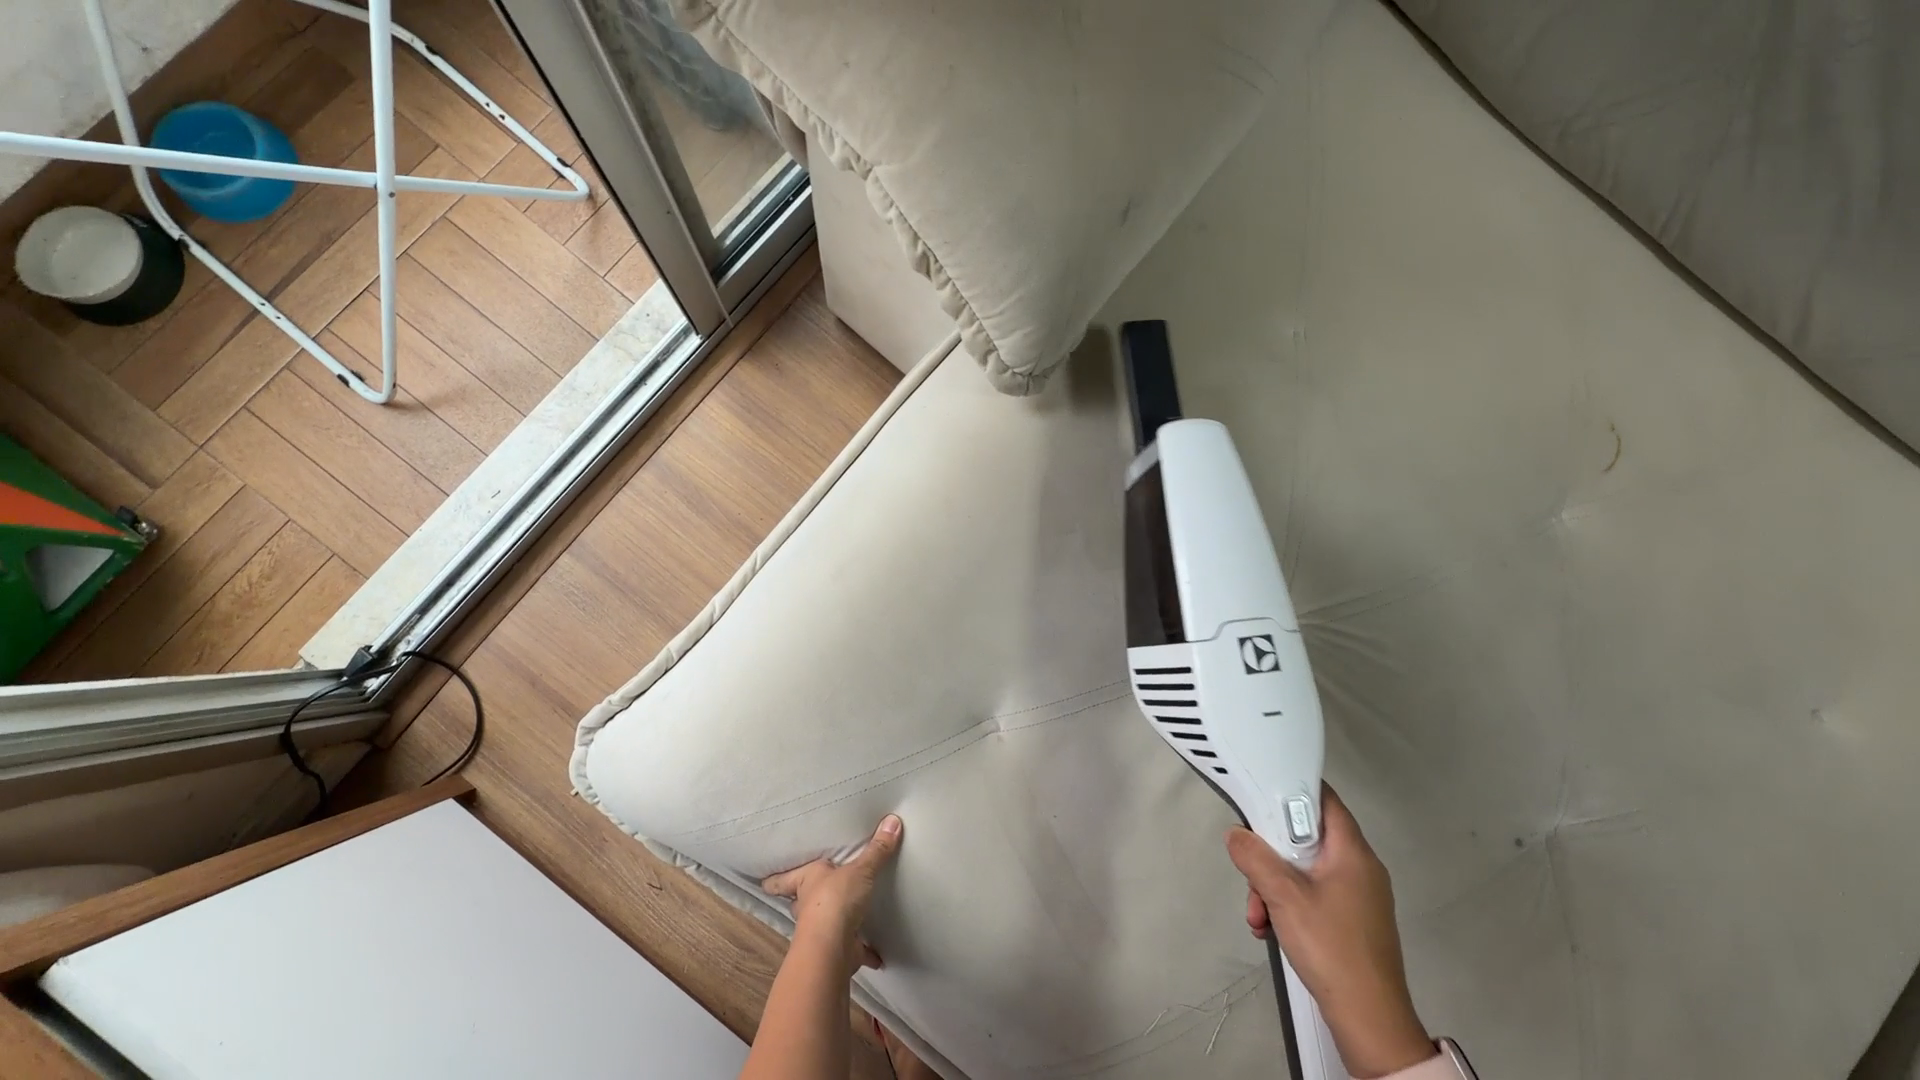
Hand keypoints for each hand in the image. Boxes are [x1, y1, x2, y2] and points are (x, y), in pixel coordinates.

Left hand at [763, 815, 903, 970]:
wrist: (833, 947)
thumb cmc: (835, 900)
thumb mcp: (860, 870)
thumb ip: (877, 850)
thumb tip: (893, 820)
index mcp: (806, 881)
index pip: (781, 880)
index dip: (773, 881)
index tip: (763, 882)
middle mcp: (807, 906)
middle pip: (800, 902)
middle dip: (806, 901)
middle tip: (812, 895)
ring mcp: (820, 930)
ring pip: (822, 924)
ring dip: (833, 923)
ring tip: (846, 916)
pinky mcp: (837, 950)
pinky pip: (853, 948)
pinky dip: (864, 951)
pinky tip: (878, 954)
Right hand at [1226, 786, 1433, 1079]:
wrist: (1369, 1016)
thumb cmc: (1330, 946)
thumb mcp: (1284, 897)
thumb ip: (1255, 859)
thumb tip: (1236, 834)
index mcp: (1352, 852)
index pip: (1324, 800)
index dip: (1292, 792)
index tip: (1259, 800)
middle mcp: (1359, 868)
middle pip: (1306, 840)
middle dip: (1270, 856)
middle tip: (1251, 877)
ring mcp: (1357, 896)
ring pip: (1304, 872)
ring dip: (1273, 887)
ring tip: (1258, 916)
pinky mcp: (1351, 921)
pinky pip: (1312, 896)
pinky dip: (1288, 906)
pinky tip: (1271, 929)